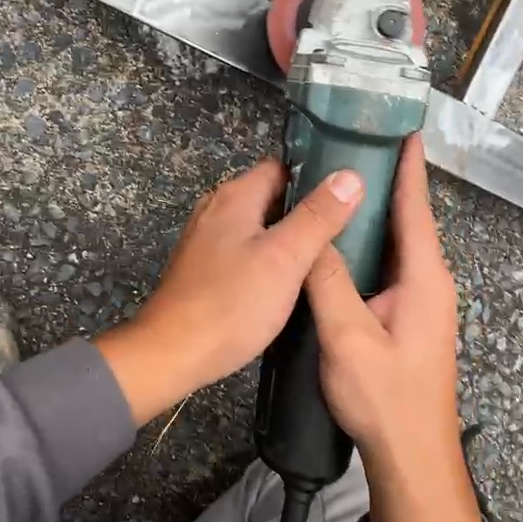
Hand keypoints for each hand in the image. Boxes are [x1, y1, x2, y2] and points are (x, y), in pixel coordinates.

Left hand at [93, 160, 361, 424]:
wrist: (172, 353)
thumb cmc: (232, 303)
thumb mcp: (285, 258)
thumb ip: (317, 217)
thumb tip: (349, 175)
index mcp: (235, 196)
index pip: (281, 168)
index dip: (315, 180)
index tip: (349, 199)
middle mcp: (216, 208)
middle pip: (270, 197)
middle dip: (305, 212)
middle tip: (346, 234)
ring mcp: (206, 238)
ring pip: (258, 227)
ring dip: (287, 239)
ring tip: (327, 259)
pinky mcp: (203, 267)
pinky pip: (244, 250)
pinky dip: (267, 259)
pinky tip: (289, 282)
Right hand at [303, 137, 481, 521]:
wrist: (411, 458)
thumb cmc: (385, 397)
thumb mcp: (347, 336)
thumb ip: (328, 280)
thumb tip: (312, 230)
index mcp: (423, 277)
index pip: (415, 208)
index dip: (408, 166)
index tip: (403, 127)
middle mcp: (428, 282)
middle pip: (407, 218)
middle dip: (385, 179)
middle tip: (352, 141)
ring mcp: (419, 301)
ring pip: (394, 242)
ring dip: (373, 209)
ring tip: (339, 177)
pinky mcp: (405, 316)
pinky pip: (385, 263)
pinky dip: (366, 240)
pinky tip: (338, 237)